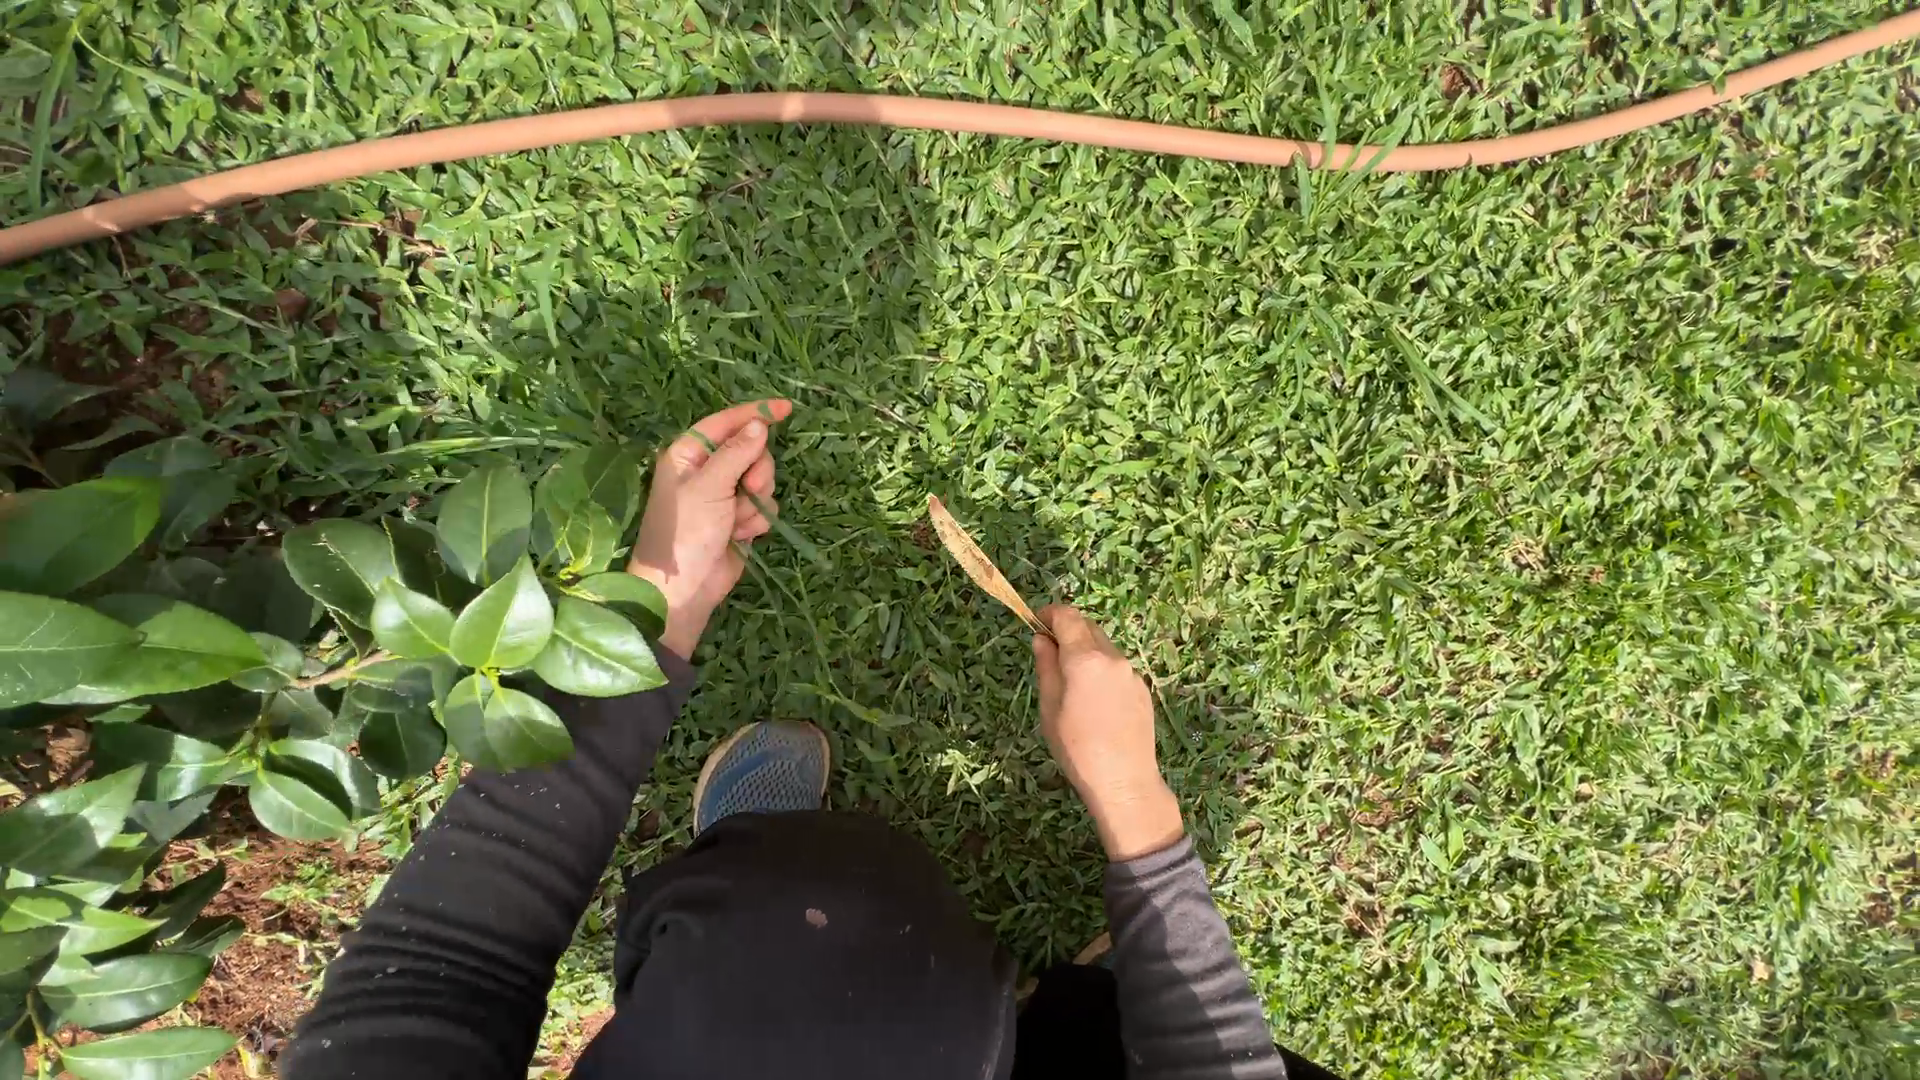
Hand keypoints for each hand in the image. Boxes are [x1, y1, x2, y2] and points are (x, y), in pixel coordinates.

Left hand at [627, 400, 790, 658]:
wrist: (684, 588)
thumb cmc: (686, 532)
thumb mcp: (710, 486)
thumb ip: (737, 453)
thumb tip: (759, 424)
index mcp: (689, 455)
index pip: (725, 423)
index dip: (755, 414)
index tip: (786, 409)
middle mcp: (707, 471)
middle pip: (751, 452)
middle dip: (757, 471)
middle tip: (750, 488)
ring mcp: (724, 497)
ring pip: (762, 481)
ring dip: (756, 502)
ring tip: (738, 522)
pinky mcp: (739, 520)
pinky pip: (763, 507)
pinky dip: (756, 521)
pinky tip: (741, 536)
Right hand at [1032, 605, 1183, 860]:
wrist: (1125, 782)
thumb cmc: (1077, 748)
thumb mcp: (1049, 707)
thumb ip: (1046, 666)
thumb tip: (1041, 639)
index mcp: (1086, 658)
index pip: (1067, 616)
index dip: (1049, 614)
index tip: (1035, 622)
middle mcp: (1112, 657)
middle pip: (1087, 627)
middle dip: (1067, 631)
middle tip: (1048, 651)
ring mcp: (1131, 673)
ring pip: (1103, 646)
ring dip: (1085, 650)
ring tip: (1071, 682)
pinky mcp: (1142, 689)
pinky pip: (1116, 667)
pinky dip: (1101, 668)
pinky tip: (1094, 700)